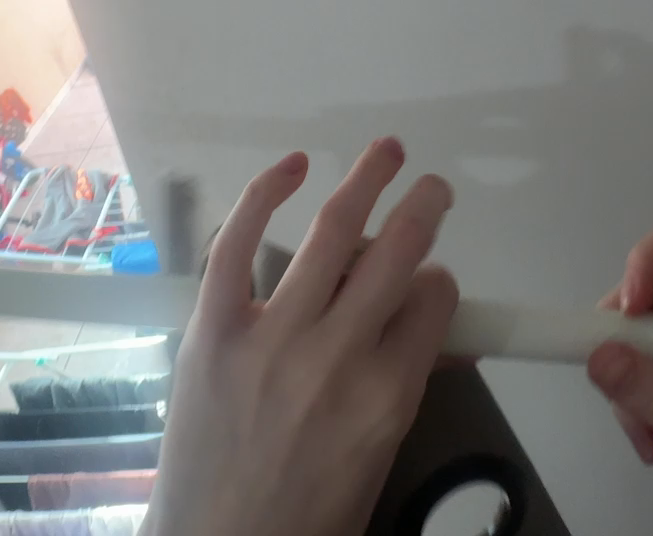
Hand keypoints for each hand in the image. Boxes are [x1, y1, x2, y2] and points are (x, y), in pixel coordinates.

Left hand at [142, 139, 458, 535]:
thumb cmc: (304, 519)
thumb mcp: (377, 458)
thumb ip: (405, 382)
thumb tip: (431, 323)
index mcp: (386, 399)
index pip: (433, 302)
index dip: (439, 279)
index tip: (431, 273)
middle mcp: (335, 358)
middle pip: (398, 253)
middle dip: (425, 207)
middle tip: (434, 187)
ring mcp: (270, 337)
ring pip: (331, 233)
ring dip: (368, 180)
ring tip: (388, 152)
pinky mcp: (213, 327)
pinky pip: (238, 244)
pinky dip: (264, 194)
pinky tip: (293, 166)